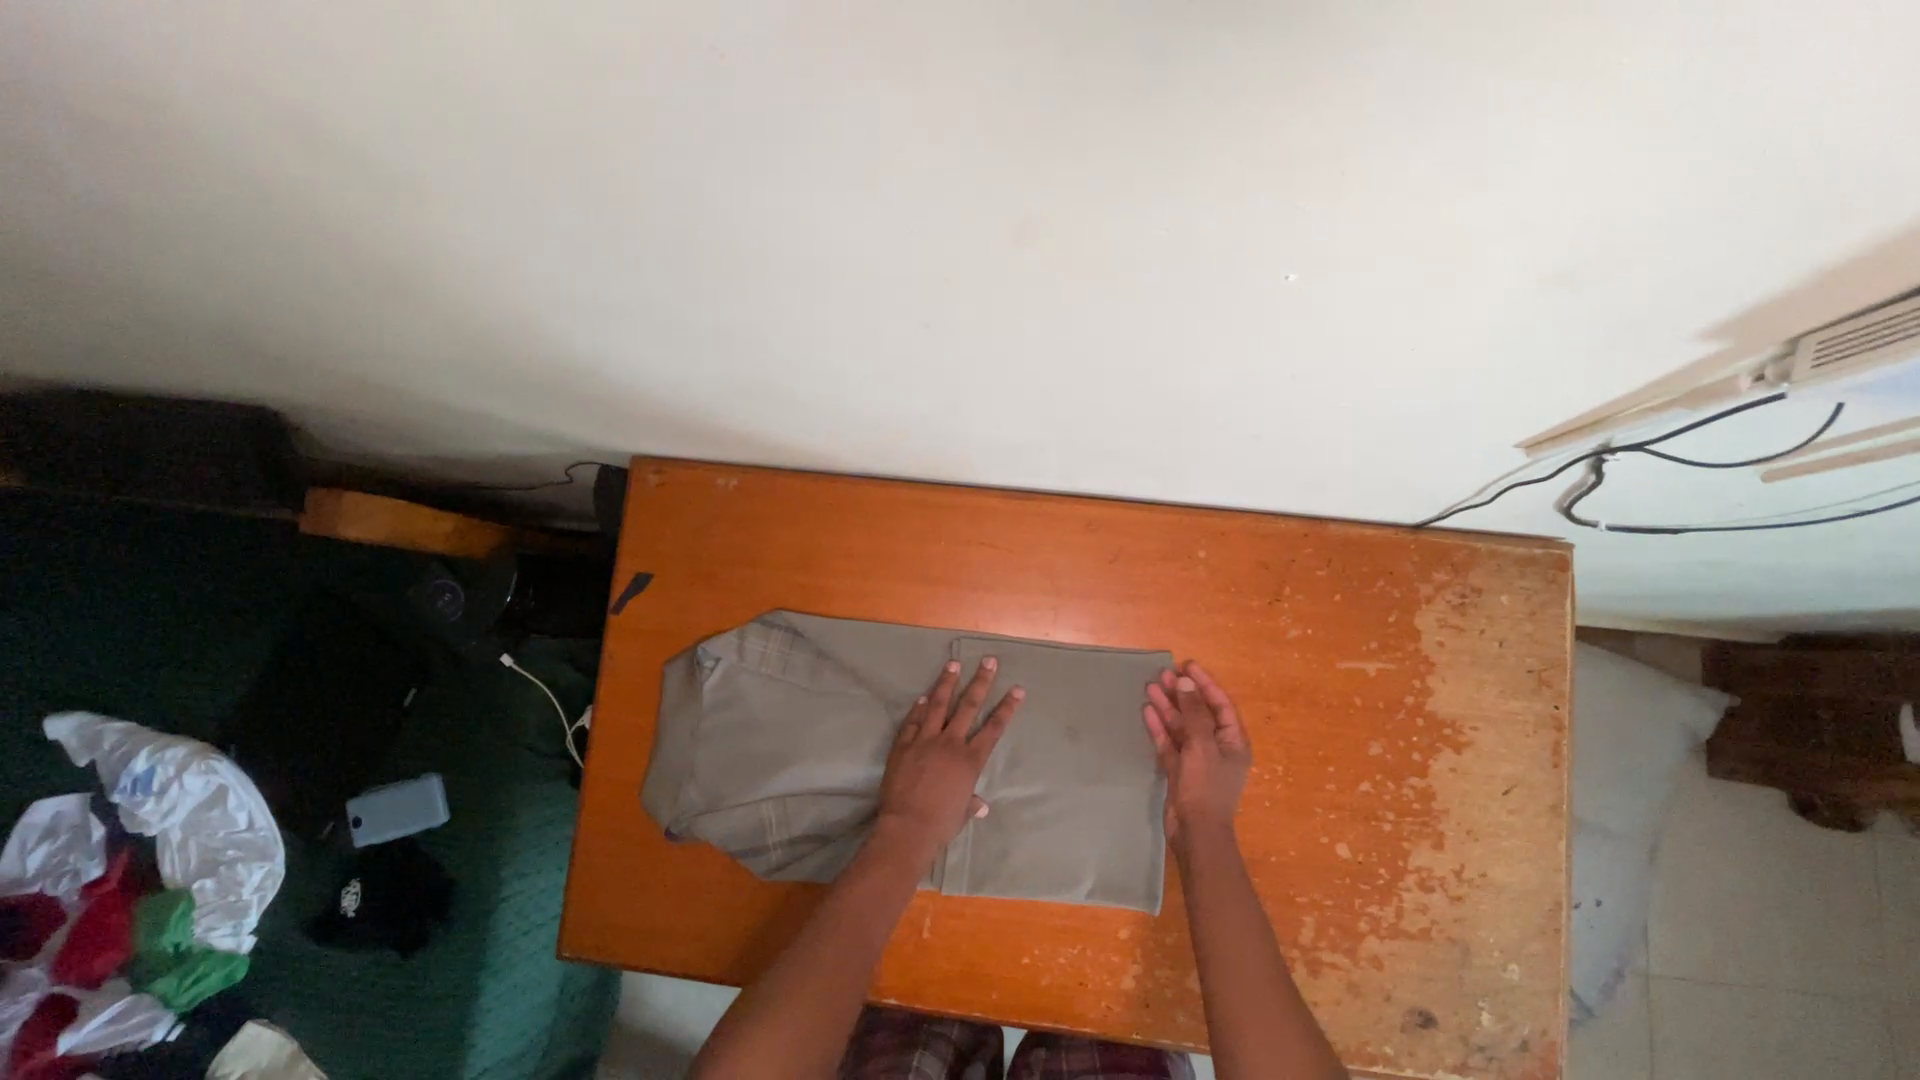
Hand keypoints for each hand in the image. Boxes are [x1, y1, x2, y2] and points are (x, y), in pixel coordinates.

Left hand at [876, 658, 1023, 855]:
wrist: (908, 827)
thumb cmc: (941, 823)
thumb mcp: (962, 813)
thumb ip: (971, 804)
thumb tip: (981, 806)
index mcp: (970, 760)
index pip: (994, 727)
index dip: (1007, 707)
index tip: (1017, 689)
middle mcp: (950, 743)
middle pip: (969, 706)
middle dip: (981, 681)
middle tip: (988, 661)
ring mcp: (925, 740)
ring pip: (938, 704)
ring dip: (947, 683)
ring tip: (953, 664)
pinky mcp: (903, 744)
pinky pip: (913, 721)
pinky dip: (919, 708)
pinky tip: (923, 697)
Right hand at [1142, 660, 1250, 847]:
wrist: (1196, 832)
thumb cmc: (1206, 787)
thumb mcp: (1203, 746)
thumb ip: (1194, 713)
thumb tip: (1186, 682)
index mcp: (1234, 742)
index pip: (1221, 704)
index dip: (1205, 683)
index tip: (1187, 665)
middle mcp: (1217, 748)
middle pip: (1199, 713)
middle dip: (1182, 693)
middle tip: (1163, 674)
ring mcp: (1197, 760)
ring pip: (1182, 727)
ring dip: (1168, 707)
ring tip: (1150, 686)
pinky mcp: (1179, 771)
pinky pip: (1169, 743)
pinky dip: (1159, 727)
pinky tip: (1147, 710)